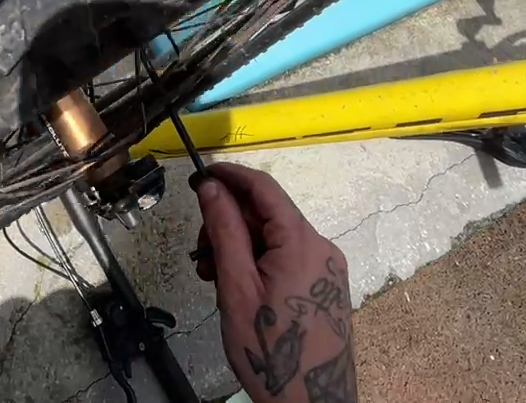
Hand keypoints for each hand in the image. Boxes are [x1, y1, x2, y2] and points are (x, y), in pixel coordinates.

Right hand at [193, 163, 356, 402]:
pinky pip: (284, 256)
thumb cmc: (270, 350)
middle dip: (228, 222)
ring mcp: (326, 268)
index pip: (264, 187)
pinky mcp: (324, 287)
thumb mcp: (236, 286)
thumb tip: (211, 186)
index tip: (200, 177)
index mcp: (302, 241)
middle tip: (199, 250)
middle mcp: (320, 246)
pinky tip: (235, 284)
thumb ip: (224, 229)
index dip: (230, 175)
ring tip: (212, 275)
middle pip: (266, 213)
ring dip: (238, 244)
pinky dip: (256, 260)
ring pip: (272, 236)